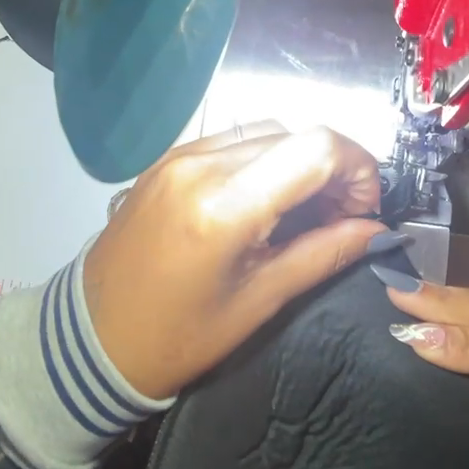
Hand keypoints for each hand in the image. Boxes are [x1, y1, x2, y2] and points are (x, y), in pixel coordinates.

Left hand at [83, 123, 387, 399]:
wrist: (91, 338)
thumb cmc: (178, 336)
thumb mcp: (259, 302)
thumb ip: (323, 254)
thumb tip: (377, 230)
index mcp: (225, 205)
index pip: (316, 148)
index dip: (357, 168)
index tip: (365, 210)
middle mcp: (201, 163)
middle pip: (295, 134)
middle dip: (334, 168)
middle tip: (341, 217)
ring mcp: (179, 154)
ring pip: (266, 130)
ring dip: (299, 159)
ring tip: (305, 208)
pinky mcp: (167, 156)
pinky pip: (232, 139)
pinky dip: (264, 157)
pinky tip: (266, 196)